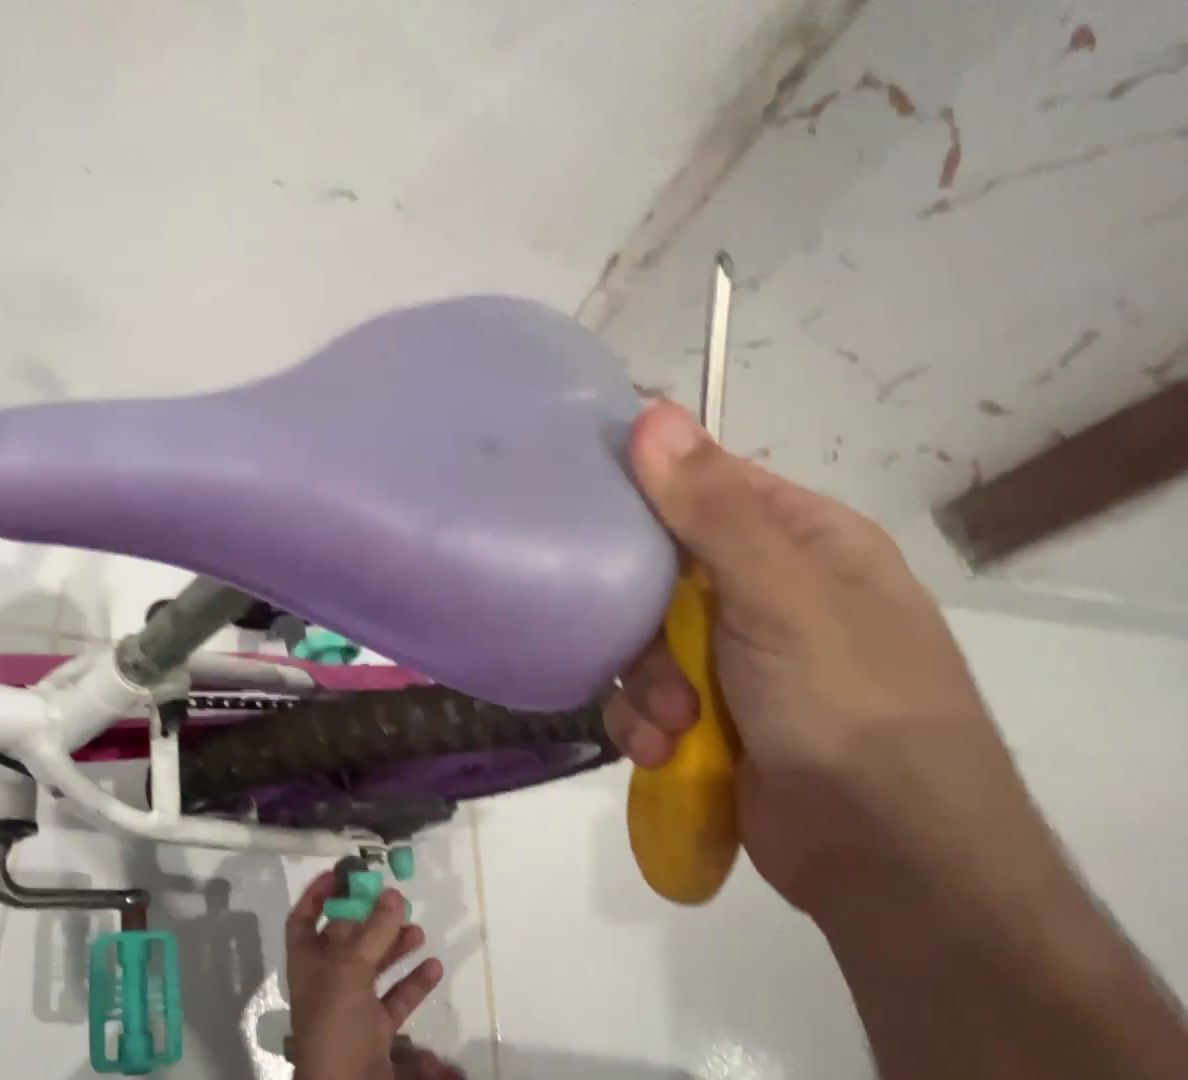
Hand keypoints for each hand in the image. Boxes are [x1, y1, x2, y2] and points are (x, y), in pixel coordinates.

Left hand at [286, 871, 444, 1079]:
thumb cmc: (335, 1024)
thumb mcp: (349, 971)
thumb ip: (373, 932)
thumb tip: (392, 893)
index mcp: (307, 962)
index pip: (304, 919)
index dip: (318, 895)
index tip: (340, 874)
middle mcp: (326, 980)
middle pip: (346, 939)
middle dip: (369, 918)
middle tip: (394, 898)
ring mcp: (351, 1006)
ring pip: (374, 967)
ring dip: (395, 946)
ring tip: (418, 927)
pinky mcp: (376, 1031)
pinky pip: (396, 1000)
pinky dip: (414, 983)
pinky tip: (433, 967)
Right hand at [604, 401, 1035, 916]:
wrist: (890, 863)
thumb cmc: (850, 705)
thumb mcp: (783, 596)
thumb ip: (712, 510)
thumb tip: (650, 413)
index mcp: (805, 543)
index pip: (707, 483)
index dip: (646, 486)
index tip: (579, 496)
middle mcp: (769, 593)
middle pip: (659, 568)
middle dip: (640, 617)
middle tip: (640, 647)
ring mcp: (738, 661)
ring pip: (641, 641)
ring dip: (643, 685)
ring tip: (670, 723)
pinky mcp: (710, 720)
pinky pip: (644, 699)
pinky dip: (645, 725)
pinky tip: (660, 750)